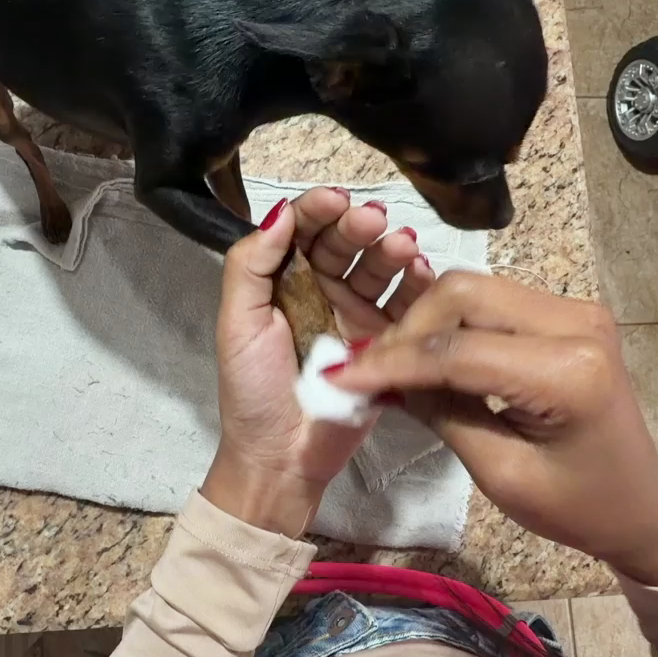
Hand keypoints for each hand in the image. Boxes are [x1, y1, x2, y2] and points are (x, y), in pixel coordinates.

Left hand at [202, 188, 433, 536]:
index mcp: (283, 282)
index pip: (303, 231)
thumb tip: (279, 212)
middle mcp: (322, 291)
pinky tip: (420, 272)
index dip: (318, 210)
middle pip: (345, 244)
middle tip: (374, 221)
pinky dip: (416, 286)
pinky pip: (406, 307)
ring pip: (379, 269)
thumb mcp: (237, 324)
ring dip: (392, 250)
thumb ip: (250, 265)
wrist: (282, 456)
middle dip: (360, 226)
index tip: (336, 200)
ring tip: (403, 245)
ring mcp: (357, 316)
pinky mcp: (386, 344)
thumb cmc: (253, 389)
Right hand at [326, 273, 657, 584]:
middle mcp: (576, 321)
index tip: (338, 377)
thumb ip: (439, 413)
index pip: (457, 351)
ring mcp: (574, 308)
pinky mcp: (564, 311)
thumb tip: (376, 378)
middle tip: (371, 369)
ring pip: (472, 289)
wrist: (641, 503)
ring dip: (424, 323)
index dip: (391, 362)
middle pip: (463, 293)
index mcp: (568, 372)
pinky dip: (448, 325)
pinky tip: (427, 356)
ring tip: (392, 365)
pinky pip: (489, 302)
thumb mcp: (500, 473)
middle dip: (406, 329)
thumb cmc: (577, 506)